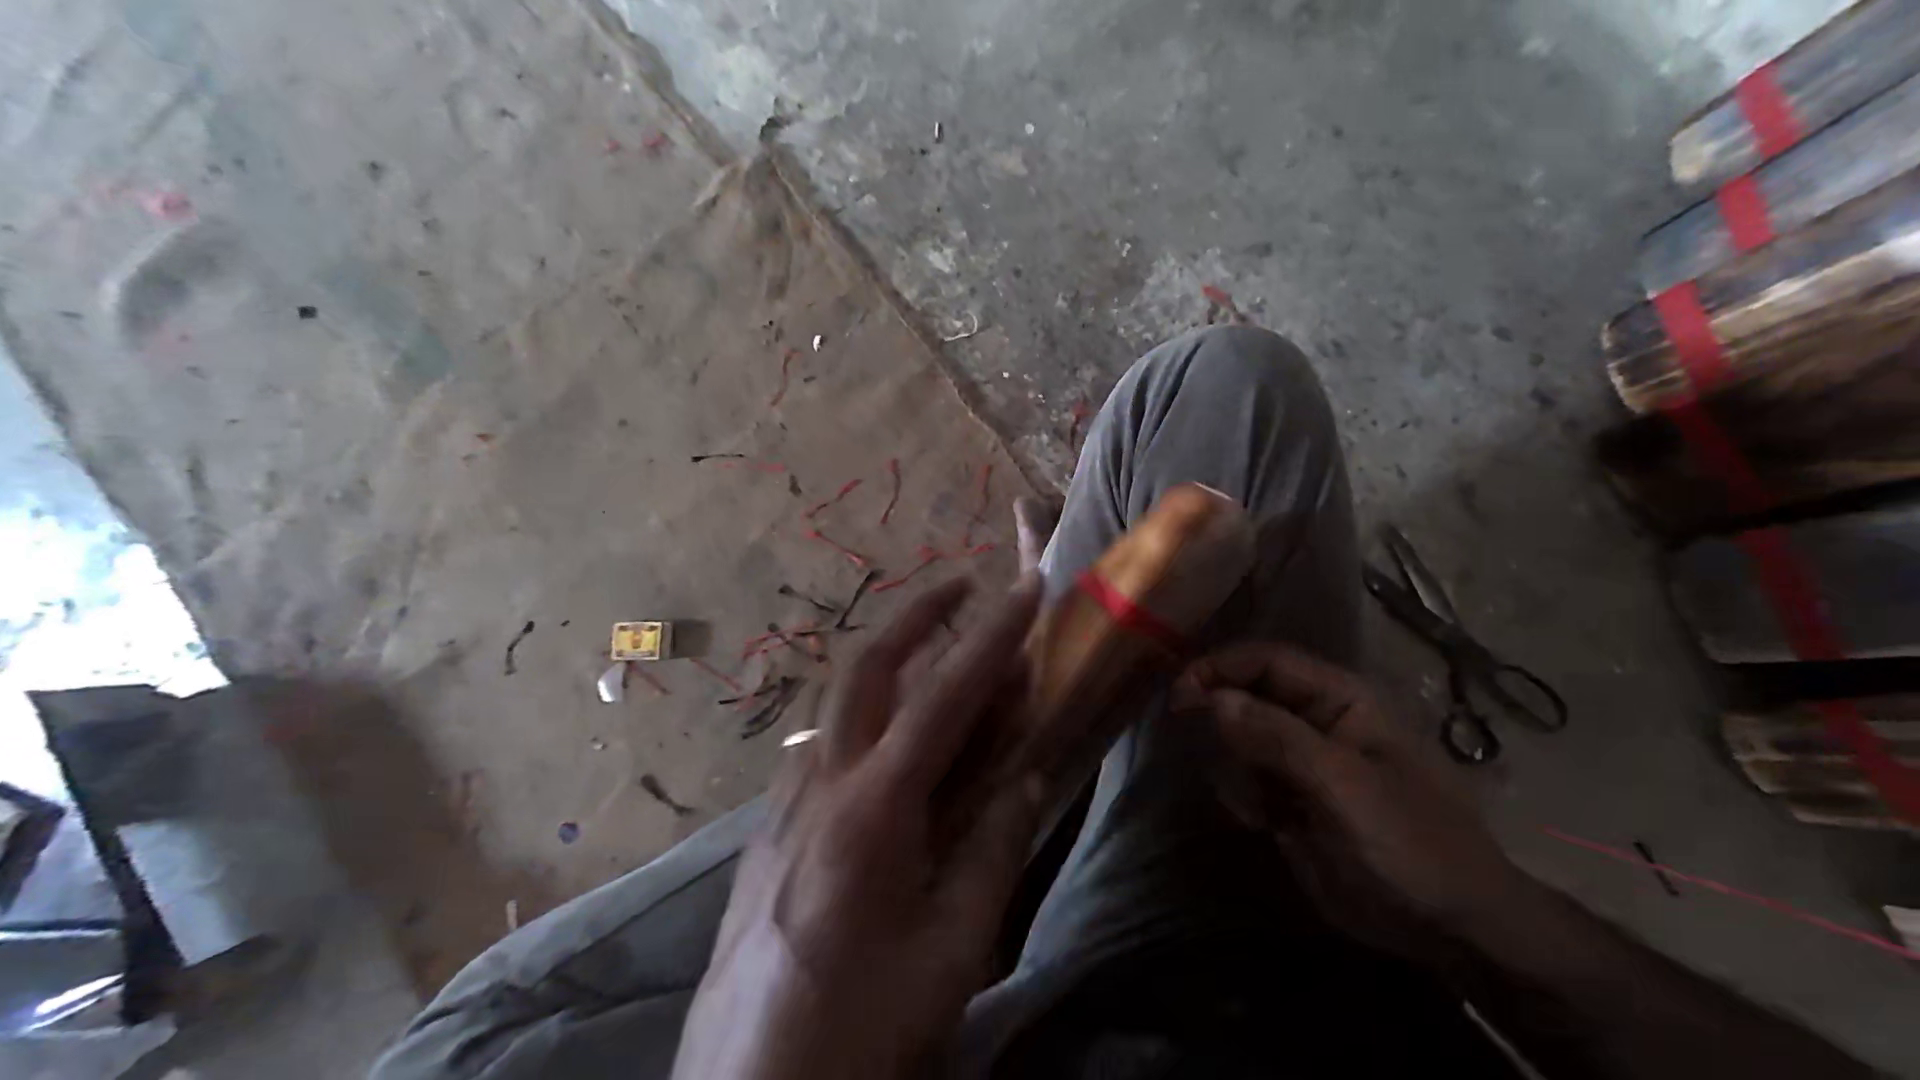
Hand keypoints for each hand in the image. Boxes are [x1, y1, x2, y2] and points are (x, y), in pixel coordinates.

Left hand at [673, 576, 1045, 1079]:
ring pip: (837, 702)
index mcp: (872, 809)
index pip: (944, 697)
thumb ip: (991, 848)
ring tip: (937, 662)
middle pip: (867, 667)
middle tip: (962, 583)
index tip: (1025, 587)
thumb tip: (1026, 775)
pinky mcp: (766, 830)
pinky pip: (821, 746)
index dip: (992, 636)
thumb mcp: (952, 948)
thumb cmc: (864, 1027)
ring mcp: (783, 803)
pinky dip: (864, 718)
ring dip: (890, 664)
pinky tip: (889, 750)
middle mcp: (819, 784)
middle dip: (918, 613)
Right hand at [1175, 643, 1529, 955]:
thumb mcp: (1345, 786)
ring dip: (1235, 770)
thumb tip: (1213, 699)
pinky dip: (1242, 797)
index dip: (1219, 669)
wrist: (1451, 929)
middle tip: (1214, 757)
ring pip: (1237, 739)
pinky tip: (1265, 824)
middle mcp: (1316, 720)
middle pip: (1245, 696)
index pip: (1266, 660)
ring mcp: (1301, 760)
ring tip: (1261, 809)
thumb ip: (1278, 738)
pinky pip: (1244, 779)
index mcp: (1341, 699)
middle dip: (1223, 723)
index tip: (1179, 697)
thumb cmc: (1412, 844)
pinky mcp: (1290, 797)